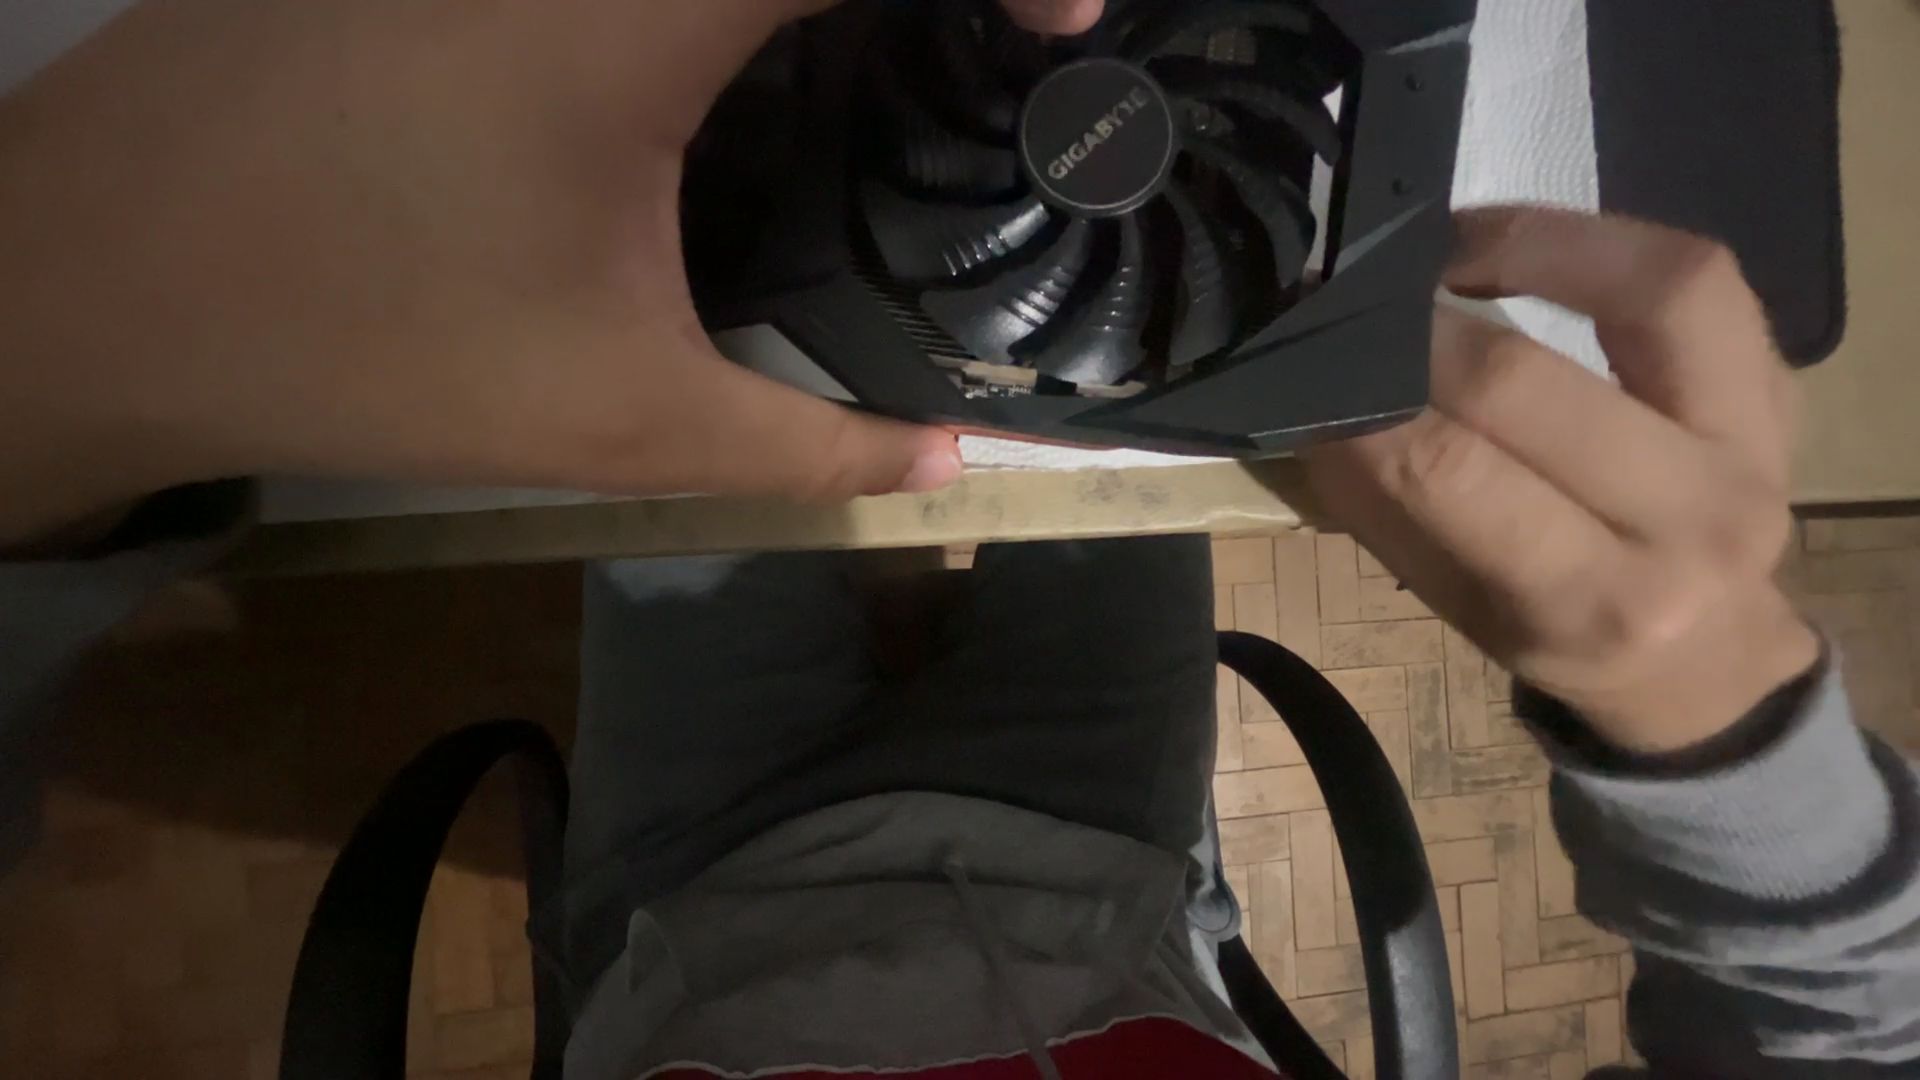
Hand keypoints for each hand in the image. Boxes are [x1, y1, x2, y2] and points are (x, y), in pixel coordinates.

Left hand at [0, 0, 1097, 544]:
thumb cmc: (388, 359)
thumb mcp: (640, 422)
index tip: (1065, 23)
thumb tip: (947, 465)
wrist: (105, 291)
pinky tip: (769, 49)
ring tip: (909, 51)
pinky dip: (746, 0)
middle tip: (1004, 34)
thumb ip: (818, 446)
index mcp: (626, 12)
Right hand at [1303, 207, 1818, 753]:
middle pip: (1520, 385)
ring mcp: (1752, 444)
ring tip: (1429, 254)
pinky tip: (1501, 244)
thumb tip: (1320, 401)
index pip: (1446, 473)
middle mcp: (1684, 523)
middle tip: (1349, 309)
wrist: (1692, 649)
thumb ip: (1382, 500)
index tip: (1309, 369)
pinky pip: (1690, 278)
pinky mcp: (1775, 383)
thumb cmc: (1537, 628)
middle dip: (1413, 334)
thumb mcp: (1440, 592)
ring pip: (1640, 297)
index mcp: (1580, 600)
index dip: (1365, 406)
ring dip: (1509, 256)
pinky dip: (1587, 241)